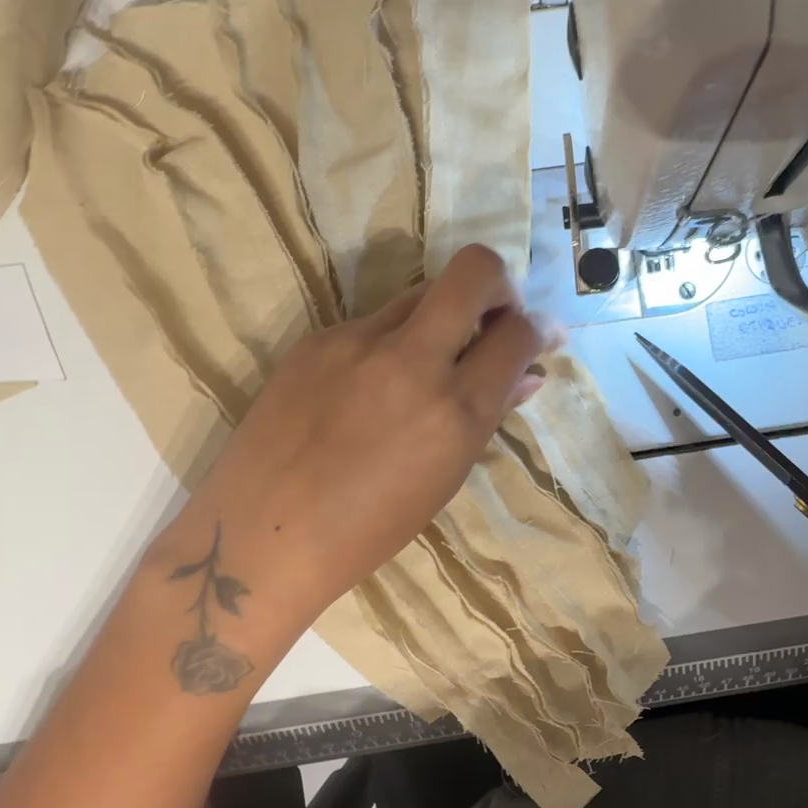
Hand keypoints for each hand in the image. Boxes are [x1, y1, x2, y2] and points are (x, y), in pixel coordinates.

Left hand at [157, 245, 562, 621]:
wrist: (263, 535)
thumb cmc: (369, 530)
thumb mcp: (444, 480)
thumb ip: (488, 417)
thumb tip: (527, 376)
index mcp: (454, 410)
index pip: (517, 334)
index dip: (540, 329)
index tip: (543, 335)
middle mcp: (411, 360)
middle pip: (474, 271)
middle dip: (501, 285)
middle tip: (497, 318)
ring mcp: (356, 342)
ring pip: (422, 292)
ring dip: (445, 315)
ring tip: (434, 362)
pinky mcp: (316, 339)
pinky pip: (374, 322)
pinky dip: (394, 342)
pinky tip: (375, 387)